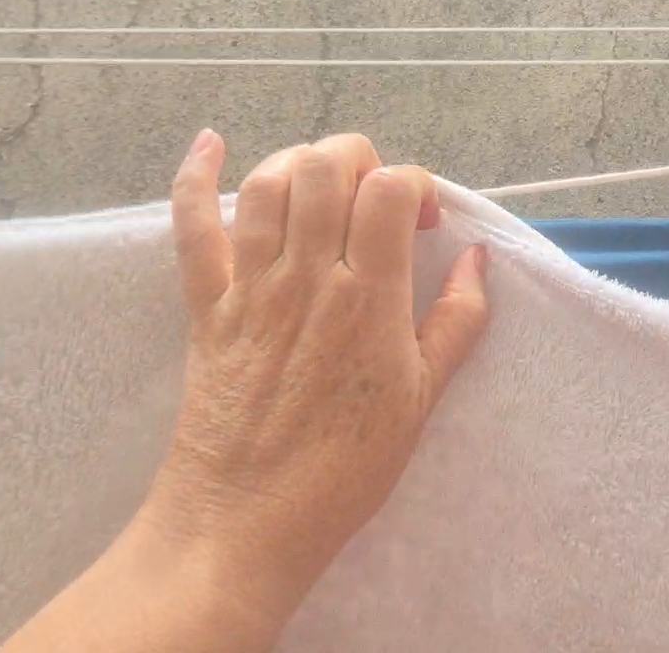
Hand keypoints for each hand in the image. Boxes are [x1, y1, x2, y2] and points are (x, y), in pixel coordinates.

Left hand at [143, 130, 489, 628]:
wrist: (242, 527)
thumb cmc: (346, 466)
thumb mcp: (424, 396)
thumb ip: (459, 319)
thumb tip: (478, 257)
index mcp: (370, 297)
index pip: (388, 190)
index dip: (412, 184)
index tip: (421, 221)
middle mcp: (308, 276)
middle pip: (326, 166)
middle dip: (361, 158)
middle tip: (374, 201)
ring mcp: (250, 286)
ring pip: (267, 183)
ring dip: (302, 163)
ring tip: (326, 189)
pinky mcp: (205, 304)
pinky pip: (190, 228)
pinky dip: (194, 177)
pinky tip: (210, 142)